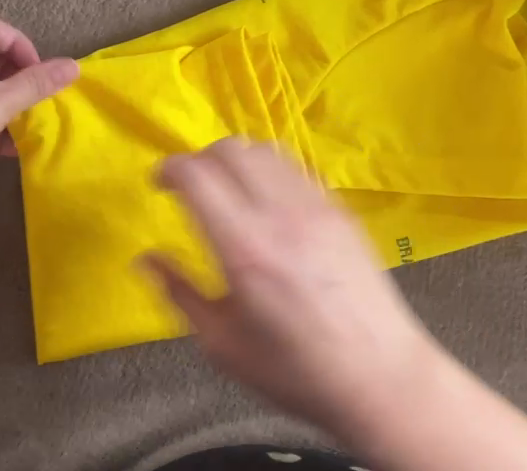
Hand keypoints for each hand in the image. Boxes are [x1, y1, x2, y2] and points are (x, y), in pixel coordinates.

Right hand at [147, 139, 448, 441]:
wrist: (381, 377)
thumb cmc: (295, 371)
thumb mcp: (223, 345)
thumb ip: (179, 294)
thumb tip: (145, 260)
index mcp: (244, 248)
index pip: (196, 175)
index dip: (168, 169)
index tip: (158, 184)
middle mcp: (279, 214)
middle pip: (229, 149)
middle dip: (199, 159)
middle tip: (189, 187)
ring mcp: (315, 205)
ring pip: (263, 149)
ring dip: (235, 160)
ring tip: (227, 190)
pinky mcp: (340, 208)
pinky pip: (295, 167)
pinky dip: (268, 170)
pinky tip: (267, 203)